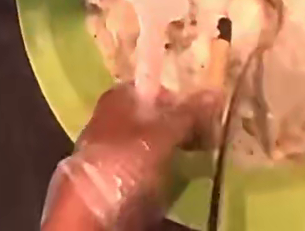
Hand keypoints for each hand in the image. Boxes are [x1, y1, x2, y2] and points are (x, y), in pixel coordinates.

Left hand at [42, 85, 212, 230]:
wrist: (88, 219)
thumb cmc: (123, 161)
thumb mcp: (162, 134)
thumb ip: (189, 113)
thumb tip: (216, 92)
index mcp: (117, 98)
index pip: (154, 86)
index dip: (178, 96)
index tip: (202, 109)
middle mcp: (112, 121)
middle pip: (154, 119)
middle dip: (181, 128)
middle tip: (207, 138)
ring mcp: (111, 155)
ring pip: (152, 148)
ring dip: (175, 155)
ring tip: (200, 162)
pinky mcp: (114, 185)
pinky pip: (146, 175)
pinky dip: (163, 178)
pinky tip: (180, 185)